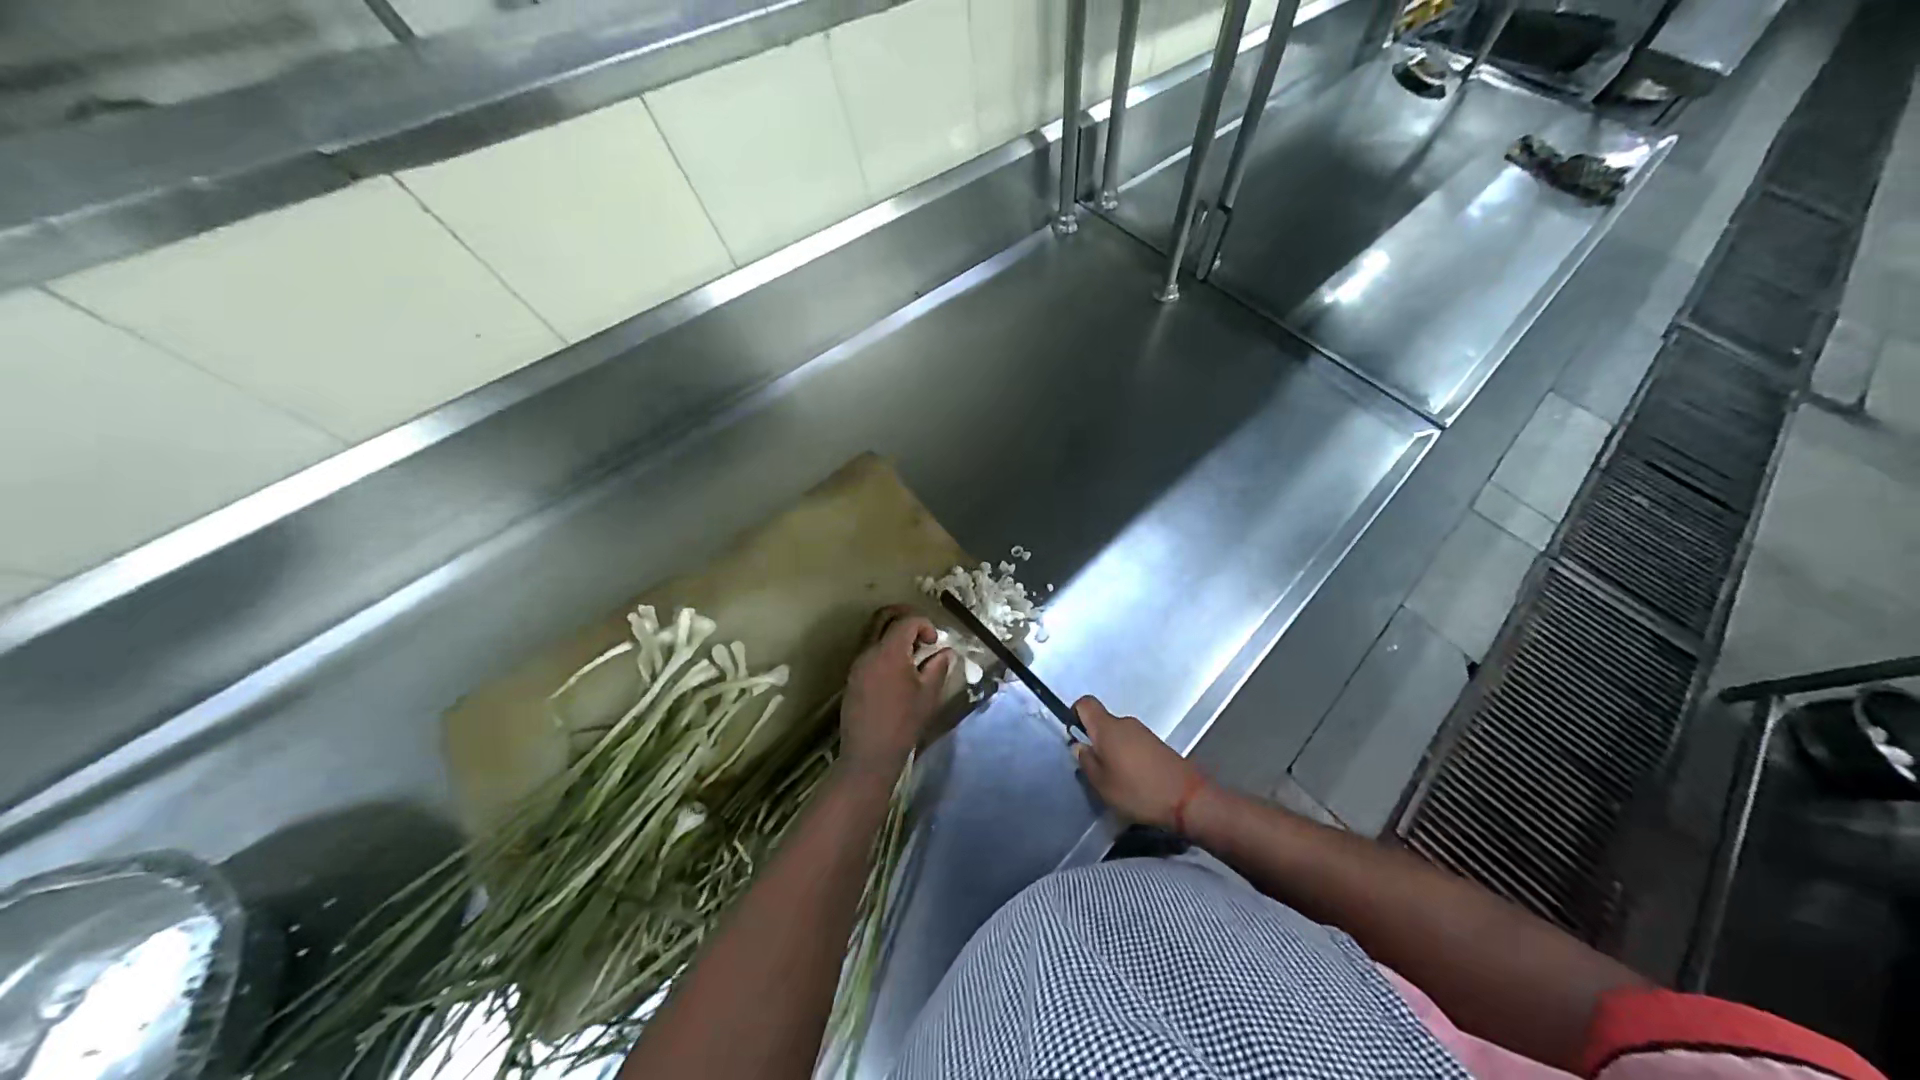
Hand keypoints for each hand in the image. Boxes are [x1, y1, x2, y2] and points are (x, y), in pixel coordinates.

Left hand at [840, 606, 953, 773]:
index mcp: (889, 652)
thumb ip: (938, 666)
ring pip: (872, 633)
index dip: (924, 624)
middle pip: (882, 617)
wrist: (870, 753)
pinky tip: (898, 668)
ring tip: (912, 652)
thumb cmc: (904, 723)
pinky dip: (883, 648)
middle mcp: (868, 651)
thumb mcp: (929, 694)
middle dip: (904, 617)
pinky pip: (867, 650)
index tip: (935, 642)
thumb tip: (946, 651)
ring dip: (892, 633)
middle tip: (921, 631)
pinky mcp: (852, 677)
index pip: (906, 621)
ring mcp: (857, 664)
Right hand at [1071, 696, 1206, 829]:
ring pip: (1118, 735)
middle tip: (1095, 769)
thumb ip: (1086, 761)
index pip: (1086, 703)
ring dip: (1113, 752)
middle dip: (1095, 741)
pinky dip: (1129, 757)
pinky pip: (1134, 744)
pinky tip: (1134, 781)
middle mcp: (1125, 723)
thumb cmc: (1138, 790)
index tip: (1075, 737)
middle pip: (1102, 723)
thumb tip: (1080, 746)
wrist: (1188, 800)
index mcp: (1107, 727)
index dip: (1076, 714)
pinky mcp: (1158, 745)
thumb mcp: (1102, 783)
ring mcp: (1144, 733)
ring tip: (1116, 780)